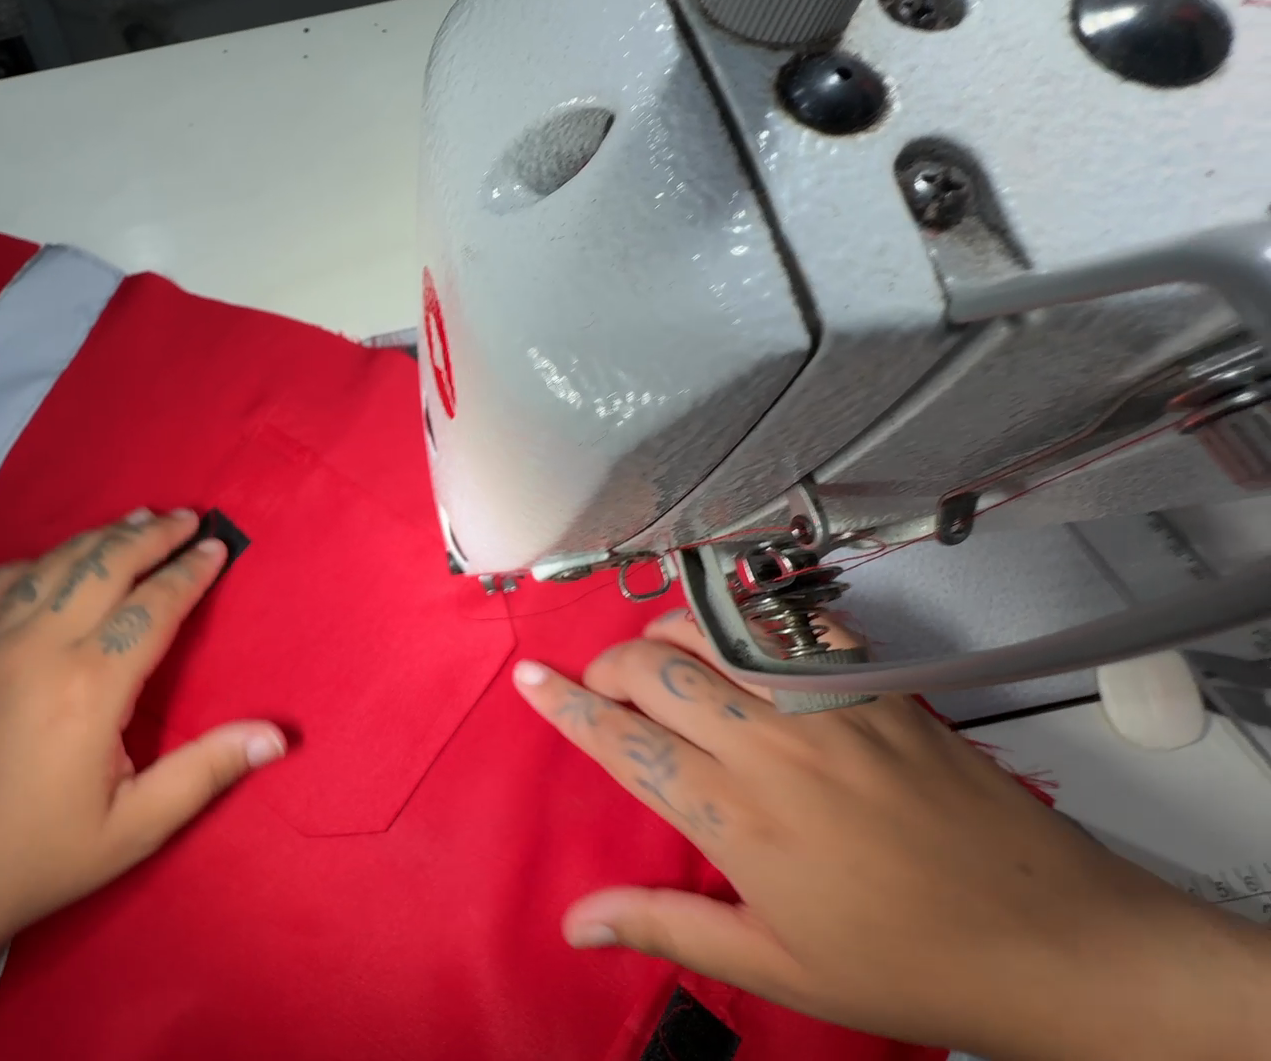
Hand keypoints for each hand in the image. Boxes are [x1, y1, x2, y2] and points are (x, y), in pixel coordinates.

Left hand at [0, 506, 286, 952]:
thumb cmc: (35, 858)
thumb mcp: (135, 828)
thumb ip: (206, 771)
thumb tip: (277, 736)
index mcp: (89, 686)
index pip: (154, 606)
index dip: (190, 572)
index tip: (215, 546)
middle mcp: (35, 646)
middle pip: (104, 565)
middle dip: (151, 535)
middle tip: (184, 517)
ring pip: (52, 564)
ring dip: (100, 537)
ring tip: (135, 520)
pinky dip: (35, 562)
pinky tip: (52, 562)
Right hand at [512, 614, 1270, 1060]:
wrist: (1060, 945)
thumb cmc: (905, 963)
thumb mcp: (774, 965)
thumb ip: (664, 926)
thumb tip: (573, 923)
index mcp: (735, 816)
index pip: (620, 740)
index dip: (564, 704)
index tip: (529, 676)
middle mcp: (769, 747)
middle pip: (654, 669)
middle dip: (608, 666)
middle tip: (603, 685)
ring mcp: (827, 708)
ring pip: (713, 633)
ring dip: (667, 635)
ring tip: (660, 658)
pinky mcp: (878, 689)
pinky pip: (790, 630)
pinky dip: (745, 626)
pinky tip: (738, 645)